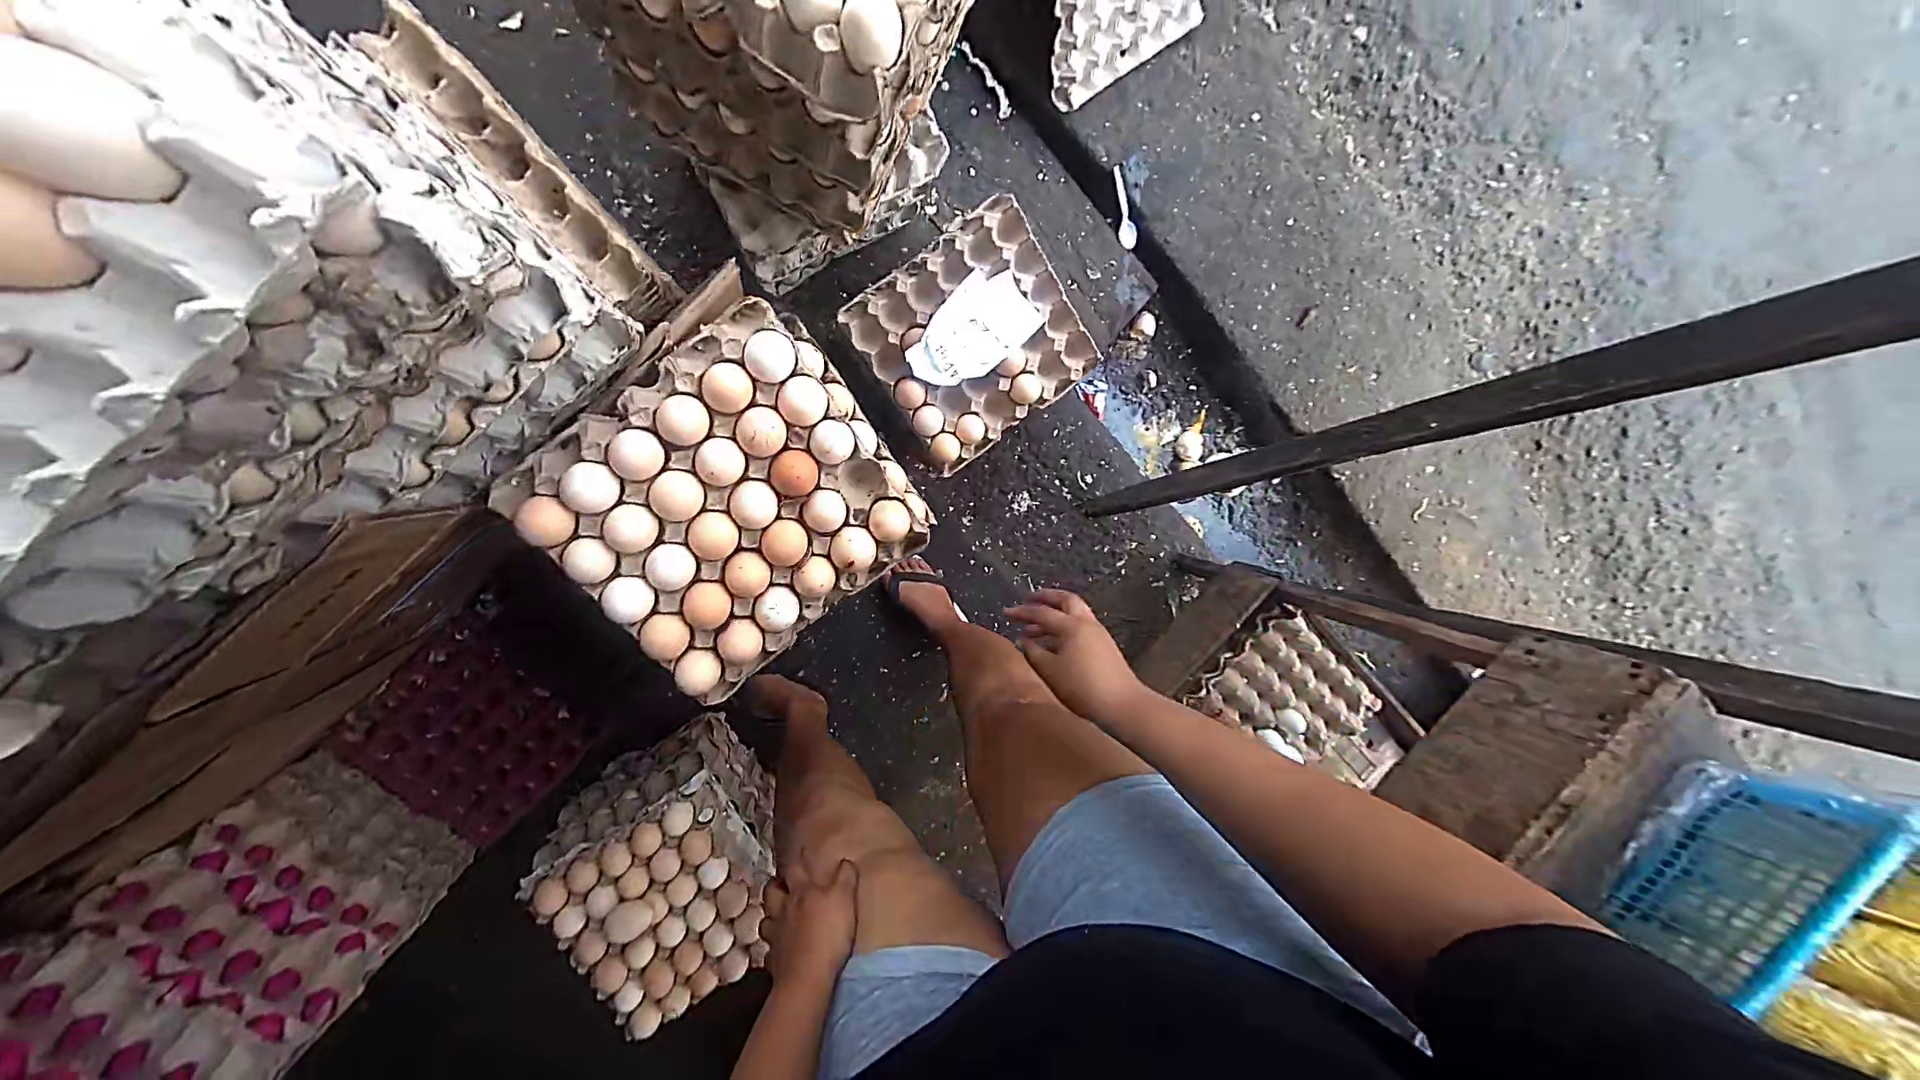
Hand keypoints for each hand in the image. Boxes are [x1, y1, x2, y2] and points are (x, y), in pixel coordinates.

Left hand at [762, 858, 857, 986]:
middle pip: (772, 890)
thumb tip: (845, 860)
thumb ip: (845, 878)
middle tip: (784, 883)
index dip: (798, 861)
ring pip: (766, 917)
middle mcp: (784, 908)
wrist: (807, 977)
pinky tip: (780, 945)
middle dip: (777, 883)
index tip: (800, 853)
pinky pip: (769, 946)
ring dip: (771, 913)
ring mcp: (776, 934)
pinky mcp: (773, 958)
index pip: (795, 868)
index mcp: (802, 891)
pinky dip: (773, 943)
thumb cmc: (829, 933)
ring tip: (779, 913)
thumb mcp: (845, 899)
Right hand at [1005, 588, 1147, 723]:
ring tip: (1034, 627)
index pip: (1042, 612)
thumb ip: (1032, 652)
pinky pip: (1079, 627)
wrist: (1121, 704)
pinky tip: (1052, 643)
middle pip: (1065, 600)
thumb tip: (1022, 640)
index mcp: (1072, 626)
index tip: (1006, 612)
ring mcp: (1098, 634)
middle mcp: (1086, 623)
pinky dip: (1063, 627)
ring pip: (1074, 613)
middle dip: (1045, 597)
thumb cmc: (1082, 687)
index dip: (1022, 612)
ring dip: (1054, 614)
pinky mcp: (1104, 646)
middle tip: (1028, 599)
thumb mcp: (1049, 670)